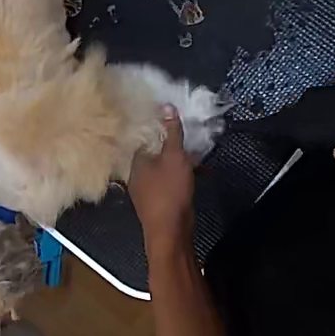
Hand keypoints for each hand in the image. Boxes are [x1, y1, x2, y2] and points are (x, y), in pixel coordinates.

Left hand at [129, 105, 195, 253]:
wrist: (170, 229)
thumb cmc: (169, 190)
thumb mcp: (175, 156)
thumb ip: (172, 132)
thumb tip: (166, 106)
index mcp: (136, 160)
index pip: (146, 136)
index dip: (162, 128)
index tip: (178, 122)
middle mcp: (137, 174)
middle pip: (156, 152)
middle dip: (174, 145)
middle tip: (192, 138)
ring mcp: (147, 189)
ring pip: (164, 167)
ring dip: (180, 161)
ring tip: (198, 156)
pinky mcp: (159, 201)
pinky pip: (170, 181)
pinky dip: (181, 175)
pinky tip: (197, 174)